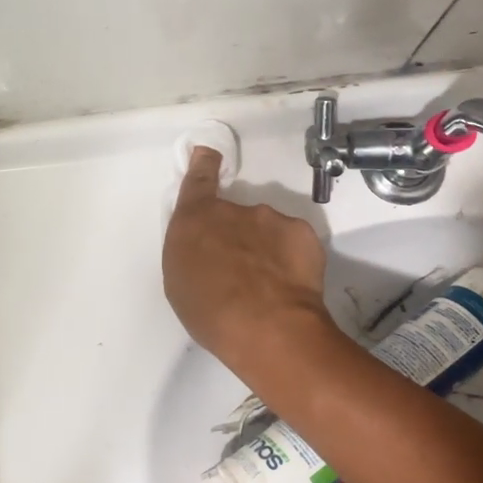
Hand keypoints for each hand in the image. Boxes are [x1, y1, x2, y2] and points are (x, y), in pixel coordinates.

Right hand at [162, 147, 332, 371]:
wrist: (268, 328)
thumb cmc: (211, 313)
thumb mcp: (180, 283)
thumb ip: (192, 252)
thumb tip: (207, 248)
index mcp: (195, 221)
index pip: (198, 180)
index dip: (204, 164)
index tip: (209, 153)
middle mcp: (232, 210)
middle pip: (234, 216)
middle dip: (236, 237)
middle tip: (240, 274)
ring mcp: (270, 218)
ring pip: (265, 230)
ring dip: (264, 249)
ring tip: (267, 286)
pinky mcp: (301, 232)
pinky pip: (291, 242)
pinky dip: (289, 258)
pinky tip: (288, 284)